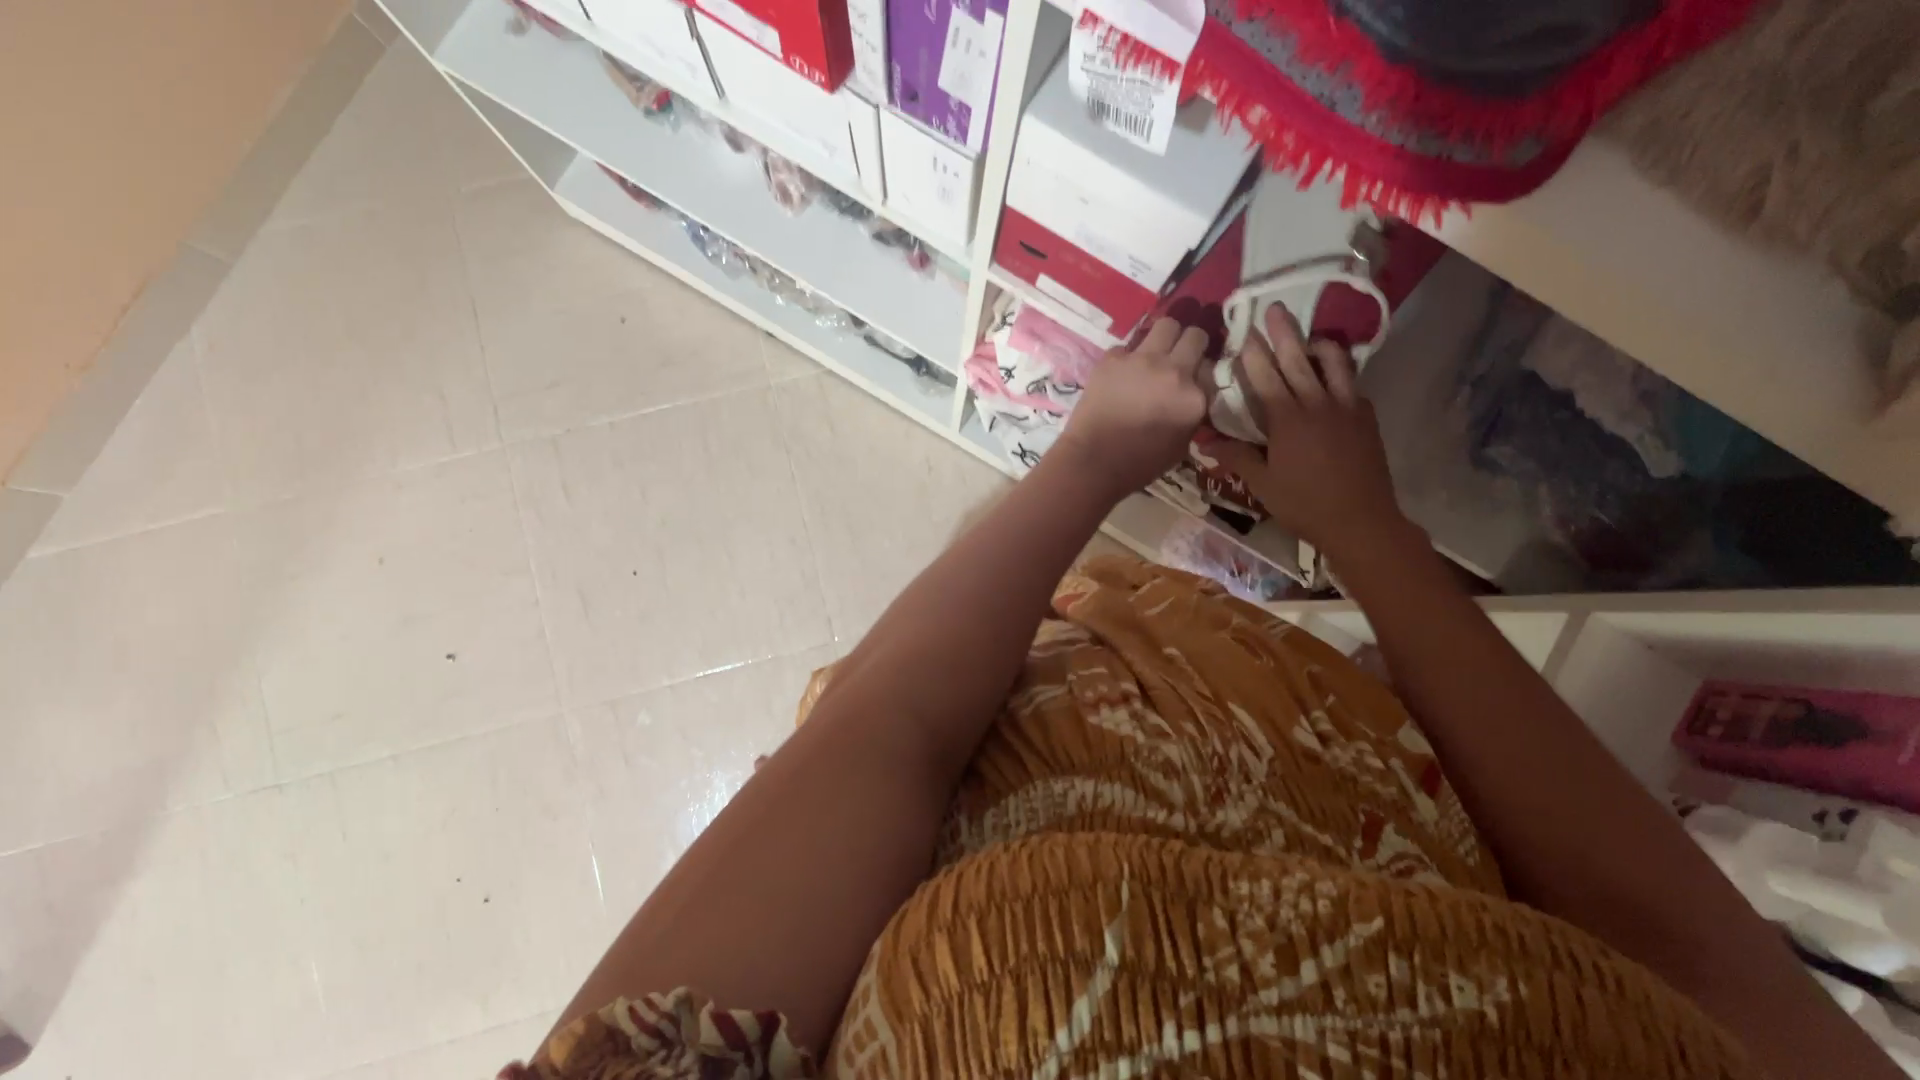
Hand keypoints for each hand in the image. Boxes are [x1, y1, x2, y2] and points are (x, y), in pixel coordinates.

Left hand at [1054, 317, 1209, 499]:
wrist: (1094, 461)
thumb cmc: (1141, 463)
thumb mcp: (1182, 444)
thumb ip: (1193, 412)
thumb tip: (1192, 392)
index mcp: (1195, 396)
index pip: (1212, 366)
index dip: (1204, 370)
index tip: (1197, 376)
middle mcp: (1174, 370)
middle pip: (1195, 335)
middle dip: (1190, 343)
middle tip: (1180, 356)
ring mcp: (1142, 359)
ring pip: (1166, 324)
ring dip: (1165, 336)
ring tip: (1156, 352)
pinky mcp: (1113, 358)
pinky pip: (1128, 345)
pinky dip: (1128, 357)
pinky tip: (1121, 374)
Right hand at [1204, 307, 1411, 553]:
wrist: (1361, 520)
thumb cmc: (1304, 505)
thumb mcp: (1263, 485)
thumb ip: (1237, 457)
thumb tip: (1205, 441)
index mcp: (1288, 420)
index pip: (1265, 377)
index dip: (1252, 353)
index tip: (1243, 331)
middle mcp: (1318, 404)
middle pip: (1298, 359)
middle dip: (1284, 333)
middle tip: (1275, 308)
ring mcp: (1347, 408)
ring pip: (1335, 364)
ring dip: (1320, 345)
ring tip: (1310, 337)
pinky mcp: (1366, 418)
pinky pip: (1352, 385)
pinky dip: (1341, 373)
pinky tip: (1334, 378)